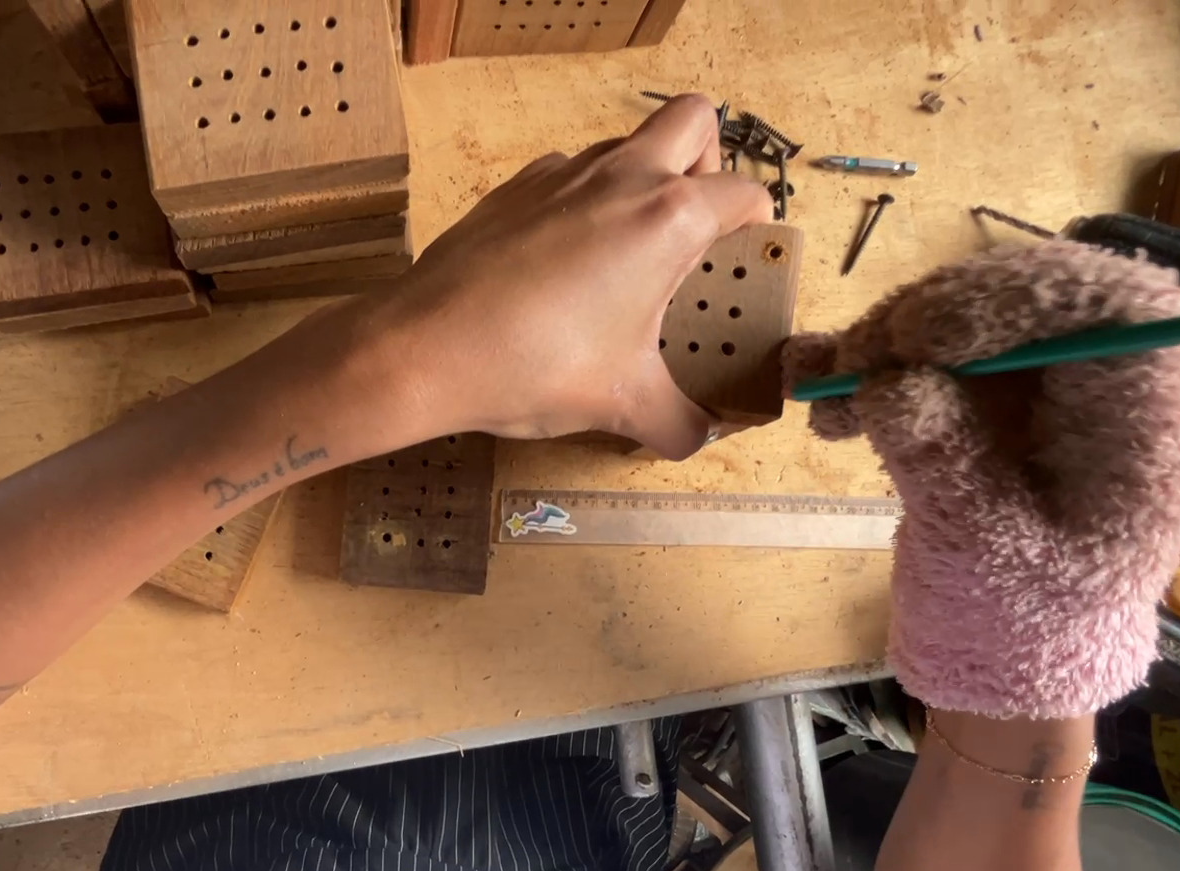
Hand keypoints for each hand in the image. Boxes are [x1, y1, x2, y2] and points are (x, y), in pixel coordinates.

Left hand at [352, 94, 771, 458]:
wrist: (425, 350)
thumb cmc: (534, 368)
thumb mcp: (620, 404)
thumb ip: (677, 424)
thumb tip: (700, 438)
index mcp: (666, 218)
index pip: (743, 195)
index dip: (754, 226)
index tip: (740, 260)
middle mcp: (618, 176)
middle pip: (694, 123)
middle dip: (706, 164)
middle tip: (687, 230)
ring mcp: (558, 175)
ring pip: (623, 144)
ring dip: (639, 180)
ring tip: (620, 254)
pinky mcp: (510, 191)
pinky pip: (564, 175)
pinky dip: (578, 201)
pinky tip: (557, 264)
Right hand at [783, 242, 1179, 717]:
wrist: (997, 661)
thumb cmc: (1014, 622)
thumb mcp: (978, 553)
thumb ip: (942, 463)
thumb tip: (886, 381)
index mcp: (1134, 427)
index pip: (1108, 309)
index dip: (1016, 299)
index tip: (918, 338)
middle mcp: (1085, 396)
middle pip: (1020, 304)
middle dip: (927, 318)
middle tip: (851, 361)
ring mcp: (1023, 402)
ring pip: (957, 328)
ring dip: (879, 346)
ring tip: (820, 392)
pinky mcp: (970, 417)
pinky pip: (917, 368)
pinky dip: (863, 372)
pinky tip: (819, 399)